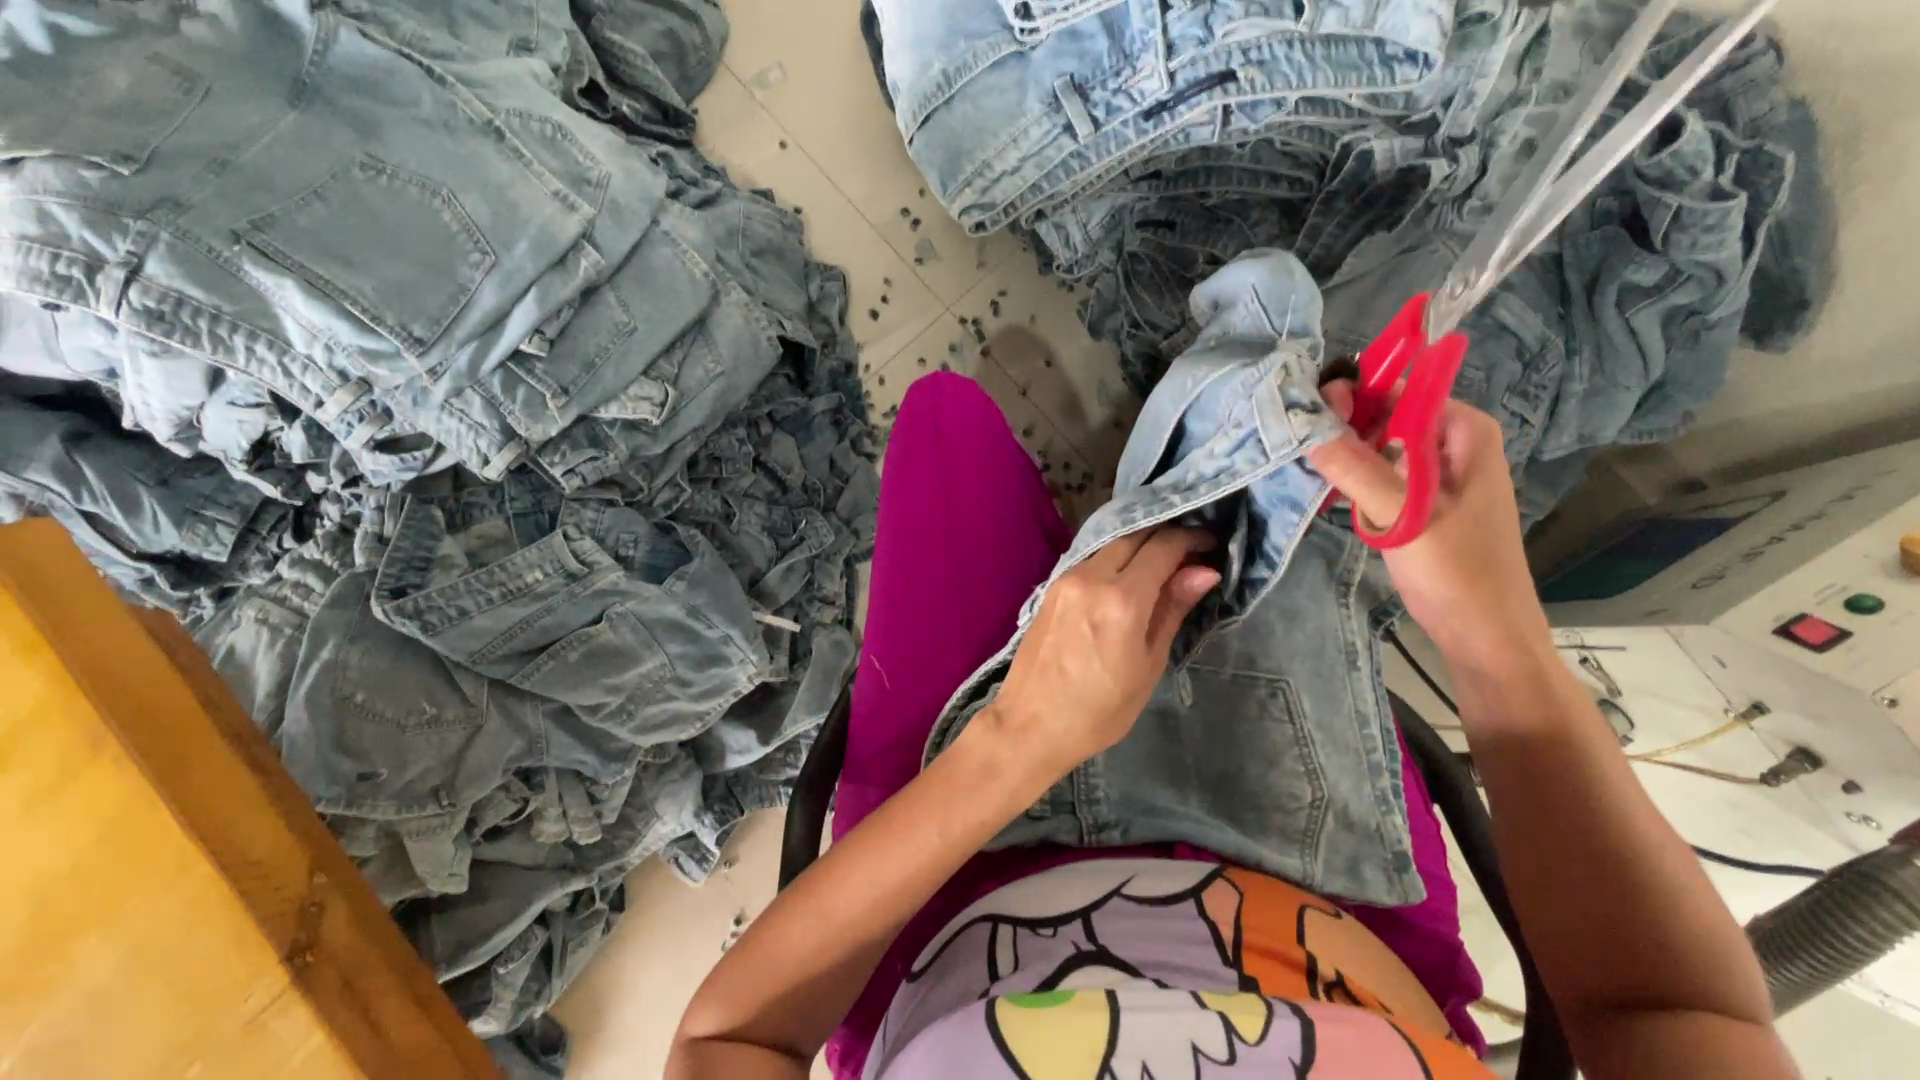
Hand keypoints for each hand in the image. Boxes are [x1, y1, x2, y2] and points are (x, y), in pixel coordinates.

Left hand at [974, 526, 1222, 773]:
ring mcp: (1065, 580)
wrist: (1031, 725)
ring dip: (1139, 546)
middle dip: (1166, 537)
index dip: (1192, 539)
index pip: (1163, 547)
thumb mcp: (1148, 665)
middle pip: (1135, 536)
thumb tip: (1204, 571)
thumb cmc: (1099, 710)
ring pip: (1111, 546)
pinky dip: (1115, 560)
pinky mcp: (1051, 589)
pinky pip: (1090, 561)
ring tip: (1163, 566)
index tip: (1211, 543)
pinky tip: (1128, 578)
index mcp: (1121, 599)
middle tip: (1191, 554)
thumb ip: (1172, 610)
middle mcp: (1090, 577)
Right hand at [1308, 382, 1552, 674]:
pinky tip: (1335, 500)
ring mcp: (1440, 474)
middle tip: (1309, 451)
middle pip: (1388, 415)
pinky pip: (1383, 475)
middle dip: (1346, 428)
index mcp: (1466, 432)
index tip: (1312, 418)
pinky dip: (1358, 482)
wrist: (1485, 636)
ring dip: (1347, 458)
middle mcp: (1456, 444)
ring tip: (1317, 476)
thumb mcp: (1403, 516)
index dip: (1355, 396)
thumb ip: (1355, 469)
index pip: (1402, 389)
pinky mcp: (1424, 502)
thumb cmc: (1457, 572)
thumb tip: (1306, 427)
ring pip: (1380, 446)